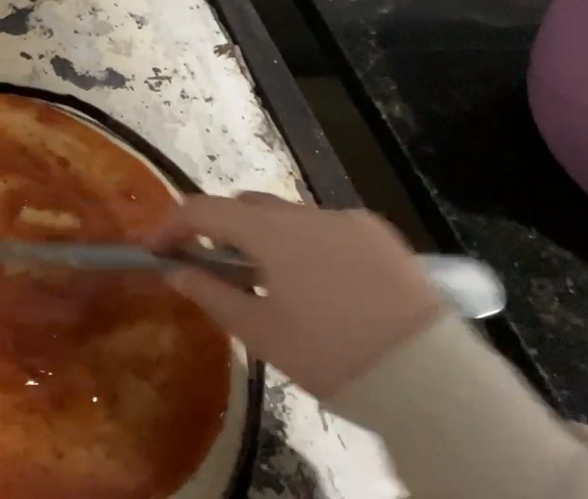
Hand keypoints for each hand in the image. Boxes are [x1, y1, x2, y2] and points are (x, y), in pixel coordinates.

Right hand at [148, 193, 443, 397]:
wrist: (434, 381)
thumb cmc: (332, 355)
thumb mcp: (260, 332)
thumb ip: (209, 293)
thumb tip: (175, 271)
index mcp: (270, 230)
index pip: (202, 209)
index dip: (171, 225)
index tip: (153, 248)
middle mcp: (305, 213)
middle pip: (245, 206)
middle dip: (220, 229)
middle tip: (211, 266)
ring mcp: (348, 221)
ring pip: (287, 216)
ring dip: (265, 236)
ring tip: (268, 280)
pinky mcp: (382, 237)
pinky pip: (327, 229)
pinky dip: (306, 245)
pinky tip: (317, 283)